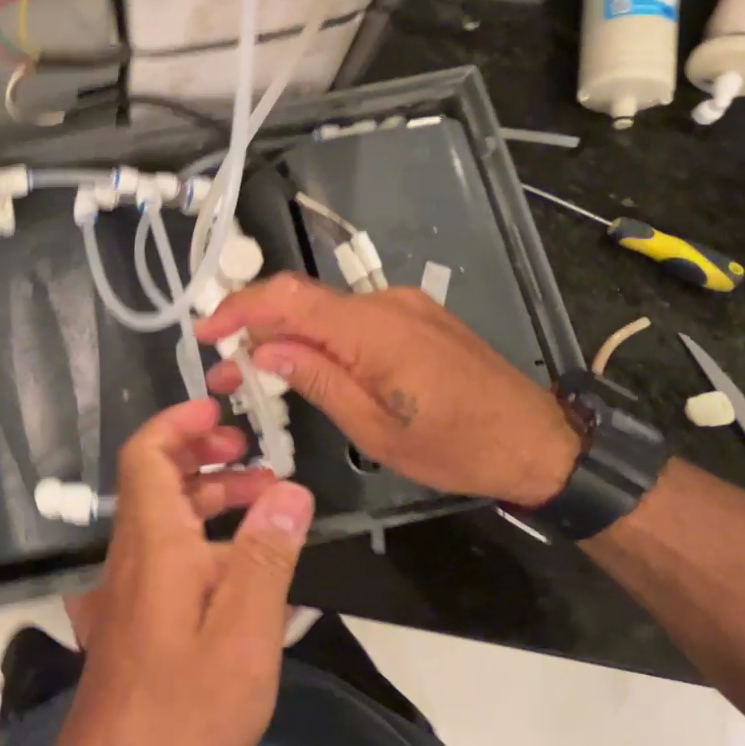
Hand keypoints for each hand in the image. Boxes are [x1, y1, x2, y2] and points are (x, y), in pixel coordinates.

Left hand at [44, 398, 315, 745]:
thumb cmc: (183, 707)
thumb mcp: (243, 634)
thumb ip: (266, 558)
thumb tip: (291, 491)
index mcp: (153, 541)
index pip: (146, 454)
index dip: (178, 422)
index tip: (220, 408)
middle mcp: (135, 553)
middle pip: (160, 481)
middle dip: (208, 457)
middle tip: (259, 457)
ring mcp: (133, 586)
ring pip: (169, 520)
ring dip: (214, 500)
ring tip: (270, 503)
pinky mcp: (139, 616)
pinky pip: (173, 557)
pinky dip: (210, 544)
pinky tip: (255, 571)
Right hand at [198, 273, 578, 507]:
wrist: (539, 440)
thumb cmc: (456, 447)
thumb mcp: (376, 431)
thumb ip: (318, 382)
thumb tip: (264, 350)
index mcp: (373, 330)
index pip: (290, 298)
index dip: (240, 307)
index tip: (205, 334)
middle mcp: (385, 303)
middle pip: (302, 302)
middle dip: (255, 332)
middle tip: (227, 376)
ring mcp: (403, 305)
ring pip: (325, 312)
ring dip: (287, 338)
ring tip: (260, 378)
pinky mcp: (415, 316)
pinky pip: (353, 320)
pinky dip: (321, 339)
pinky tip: (308, 369)